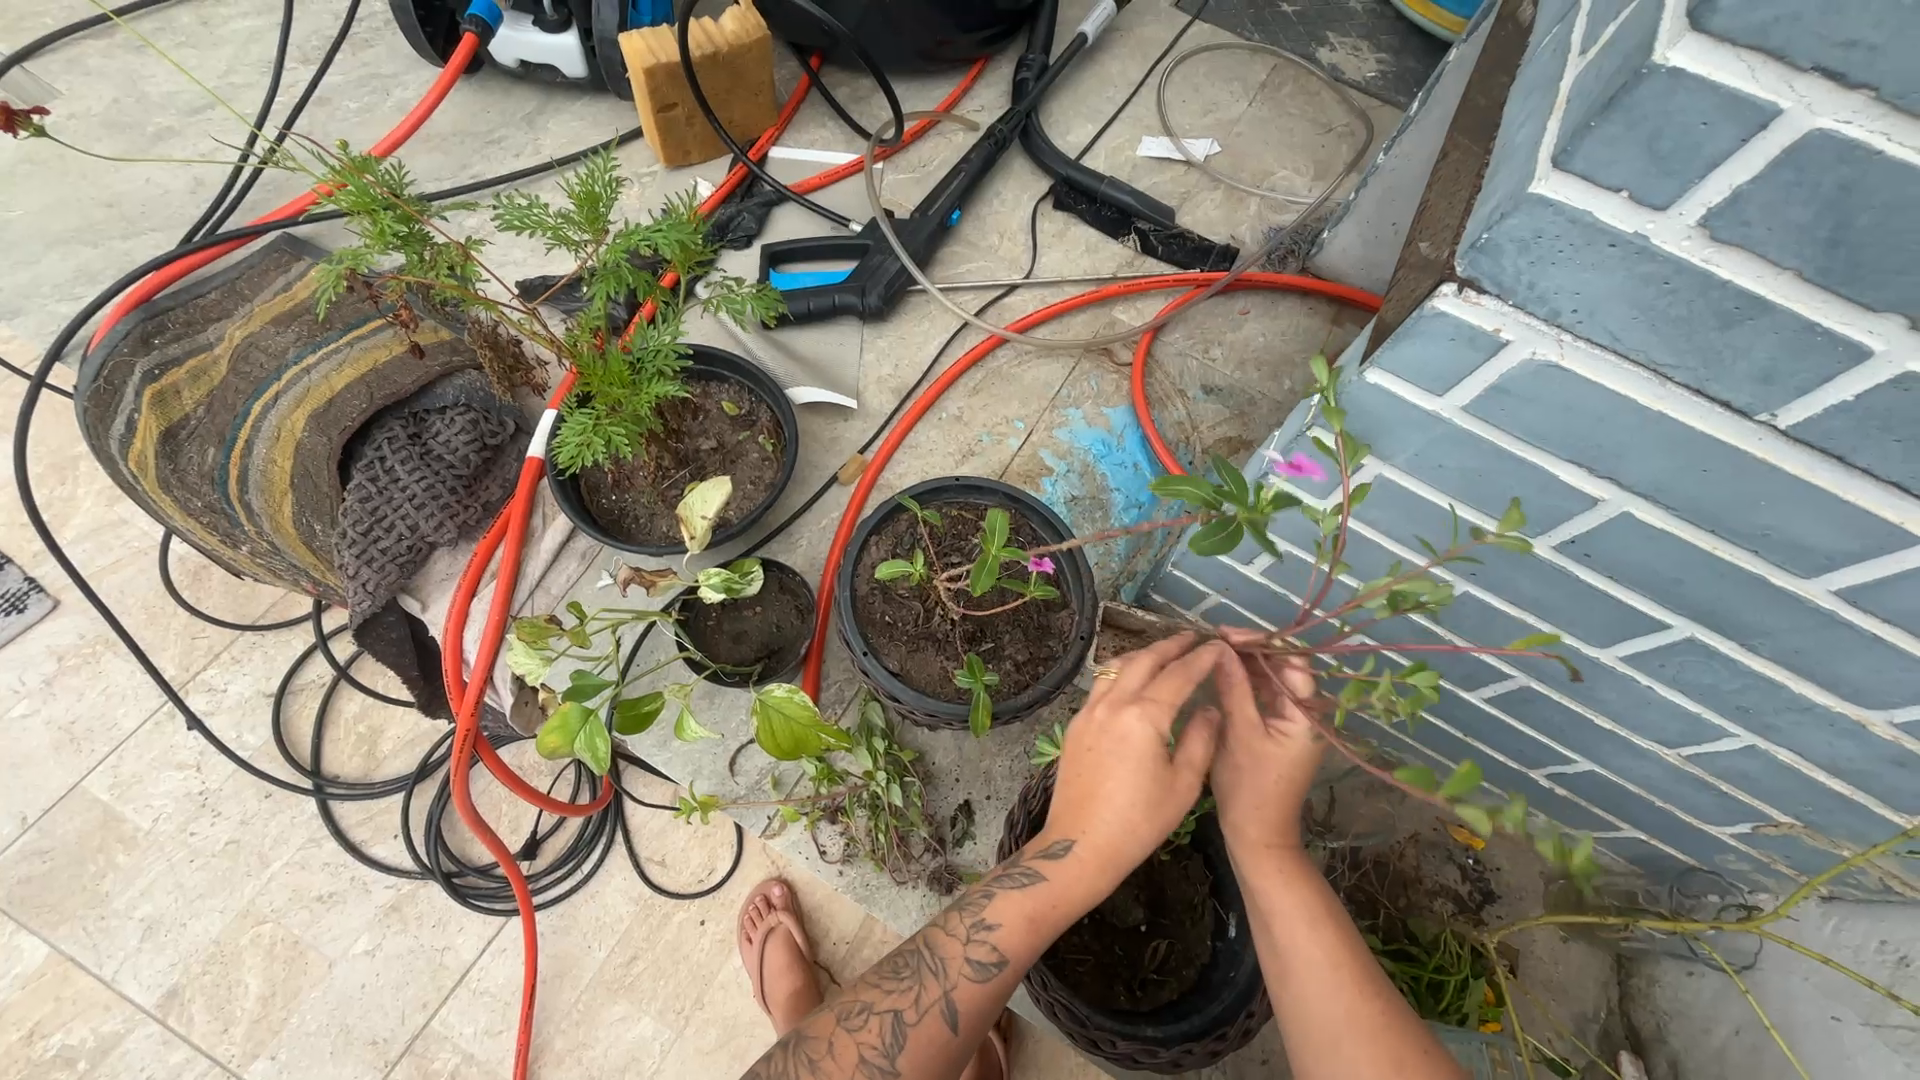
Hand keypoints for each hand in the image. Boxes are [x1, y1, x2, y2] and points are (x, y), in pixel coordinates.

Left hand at [1038, 632, 1228, 892]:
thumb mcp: (1183, 785)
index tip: (1218, 646)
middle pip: (1144, 661)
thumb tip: (1210, 708)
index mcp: (1144, 716)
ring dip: (1142, 655)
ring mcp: (1089, 712)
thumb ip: (1201, 739)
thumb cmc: (1139, 822)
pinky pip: (1101, 685)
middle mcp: (1113, 704)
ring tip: (1162, 652)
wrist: (1081, 844)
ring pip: (1117, 668)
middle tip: (1191, 637)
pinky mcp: (1075, 725)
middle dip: (1170, 646)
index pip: (1179, 675)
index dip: (1201, 658)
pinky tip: (1131, 681)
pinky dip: (1121, 673)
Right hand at [1209, 627, 1324, 853]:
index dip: (1261, 641)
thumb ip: (1233, 688)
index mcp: (1307, 714)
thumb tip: (1221, 649)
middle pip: (1283, 666)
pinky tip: (1220, 672)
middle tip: (1214, 639)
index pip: (1293, 660)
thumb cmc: (1250, 787)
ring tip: (1212, 651)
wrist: (1257, 833)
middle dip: (1250, 648)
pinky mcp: (1276, 729)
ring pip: (1270, 679)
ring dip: (1244, 663)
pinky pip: (1262, 695)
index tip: (1226, 635)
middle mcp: (1305, 713)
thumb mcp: (1239, 733)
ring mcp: (1291, 721)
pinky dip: (1243, 681)